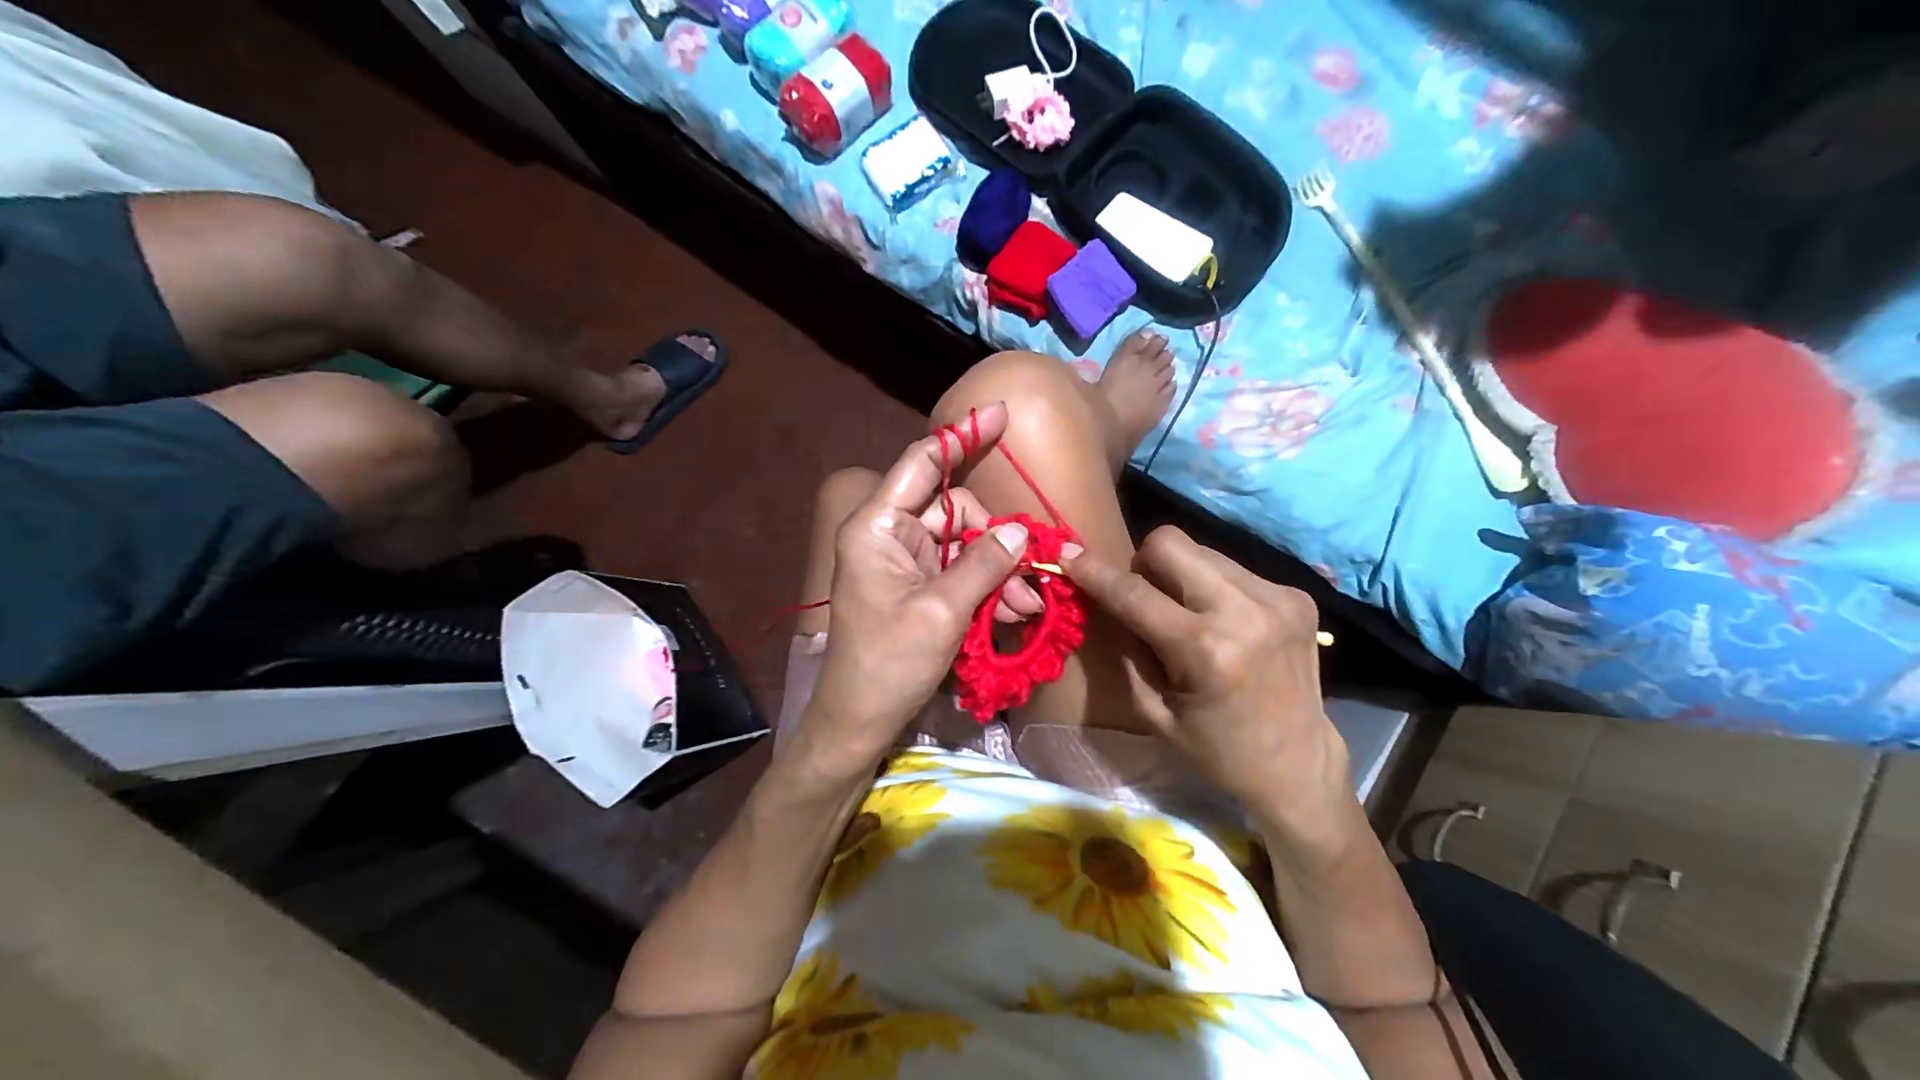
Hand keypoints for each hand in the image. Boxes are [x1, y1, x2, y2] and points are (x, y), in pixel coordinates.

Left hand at [796, 403, 1035, 776]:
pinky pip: (960, 572)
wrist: (859, 720)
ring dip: (999, 572)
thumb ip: (984, 564)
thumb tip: (1021, 532)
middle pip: (956, 511)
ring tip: (1028, 607)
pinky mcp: (917, 585)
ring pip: (965, 545)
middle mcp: (890, 534)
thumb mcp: (942, 612)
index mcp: (878, 526)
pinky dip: (986, 588)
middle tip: (1032, 575)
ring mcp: (905, 561)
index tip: (1000, 413)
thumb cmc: (888, 663)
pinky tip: (1013, 614)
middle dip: (997, 541)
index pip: (922, 463)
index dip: (961, 437)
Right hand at [1066, 526, 1349, 829]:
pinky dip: (1212, 587)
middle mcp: (1244, 612)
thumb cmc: (1216, 748)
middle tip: (1145, 599)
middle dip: (1142, 563)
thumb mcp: (1153, 711)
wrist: (1299, 763)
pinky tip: (1224, 622)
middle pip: (1169, 543)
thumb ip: (1126, 648)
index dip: (1095, 572)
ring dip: (1180, 574)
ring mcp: (1276, 598)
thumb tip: (1104, 596)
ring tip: (1188, 615)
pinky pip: (1231, 567)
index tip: (1068, 556)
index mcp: (1205, 652)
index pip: (1134, 593)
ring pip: (1200, 549)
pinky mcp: (1297, 594)